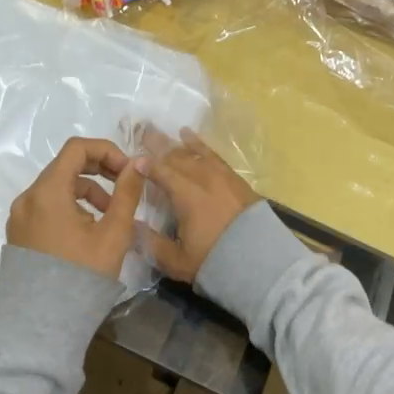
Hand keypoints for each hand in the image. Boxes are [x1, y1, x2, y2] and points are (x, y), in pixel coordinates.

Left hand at [7, 137, 145, 279]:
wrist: (41, 330)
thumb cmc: (81, 277)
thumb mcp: (113, 233)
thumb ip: (127, 192)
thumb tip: (139, 162)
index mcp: (47, 192)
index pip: (77, 148)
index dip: (107, 151)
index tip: (128, 171)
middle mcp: (27, 198)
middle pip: (66, 166)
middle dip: (99, 171)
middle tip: (123, 189)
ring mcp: (20, 218)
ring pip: (57, 188)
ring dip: (87, 191)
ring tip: (109, 216)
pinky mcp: (19, 236)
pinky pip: (47, 207)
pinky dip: (70, 207)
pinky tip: (88, 232)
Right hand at [139, 128, 260, 281]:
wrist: (260, 260)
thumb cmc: (215, 261)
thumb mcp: (177, 261)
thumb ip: (152, 244)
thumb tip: (133, 226)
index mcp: (186, 195)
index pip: (161, 173)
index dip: (146, 166)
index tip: (133, 160)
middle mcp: (202, 178)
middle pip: (177, 157)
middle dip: (158, 146)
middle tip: (144, 133)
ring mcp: (221, 175)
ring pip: (194, 152)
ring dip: (177, 143)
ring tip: (164, 132)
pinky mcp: (235, 177)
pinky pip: (213, 154)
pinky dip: (200, 144)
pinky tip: (192, 138)